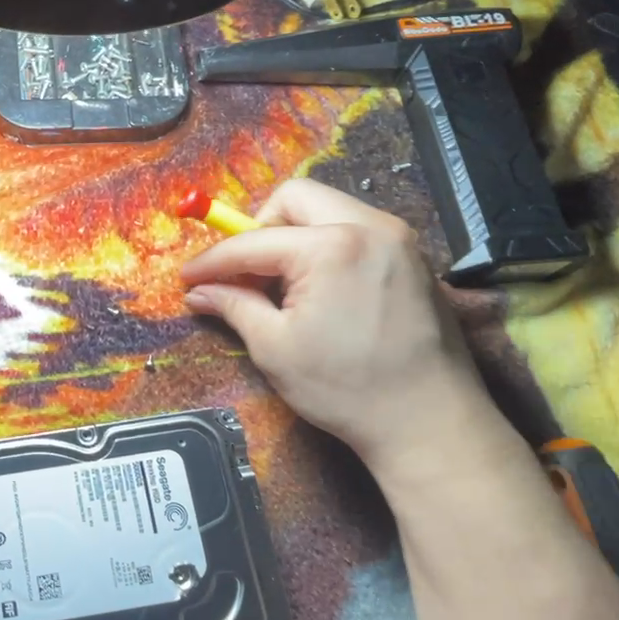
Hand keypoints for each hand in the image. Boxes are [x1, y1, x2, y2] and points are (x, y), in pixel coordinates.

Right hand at [180, 180, 495, 475]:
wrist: (430, 421)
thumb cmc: (346, 388)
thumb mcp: (275, 348)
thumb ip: (234, 306)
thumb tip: (198, 292)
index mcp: (331, 247)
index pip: (254, 240)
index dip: (213, 259)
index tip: (188, 277)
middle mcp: (369, 226)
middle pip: (295, 199)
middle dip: (260, 229)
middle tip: (245, 273)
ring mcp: (397, 238)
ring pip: (328, 209)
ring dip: (294, 236)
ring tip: (280, 284)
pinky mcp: (412, 256)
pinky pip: (356, 229)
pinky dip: (325, 246)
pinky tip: (318, 289)